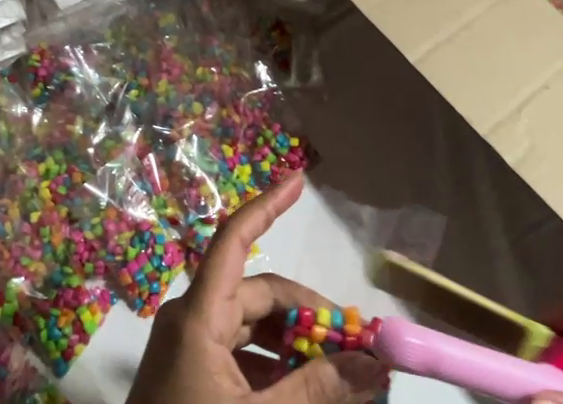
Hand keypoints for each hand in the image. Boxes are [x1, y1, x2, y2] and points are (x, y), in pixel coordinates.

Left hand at [129, 174, 390, 403]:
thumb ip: (317, 389)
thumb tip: (374, 362)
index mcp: (198, 315)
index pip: (235, 240)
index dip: (267, 206)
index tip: (300, 181)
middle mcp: (191, 320)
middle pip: (258, 295)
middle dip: (309, 315)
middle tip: (358, 345)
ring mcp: (188, 349)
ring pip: (253, 329)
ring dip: (296, 347)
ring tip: (341, 375)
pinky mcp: (190, 377)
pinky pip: (240, 357)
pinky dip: (275, 369)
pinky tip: (307, 392)